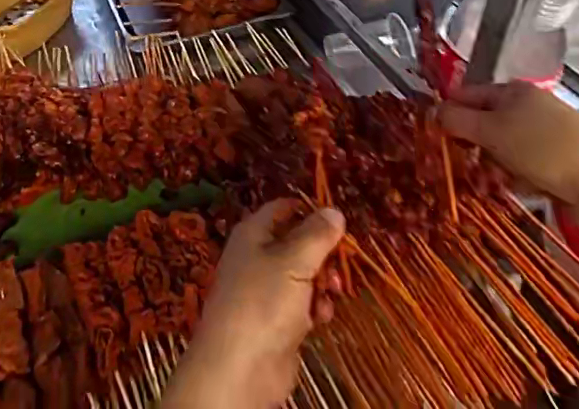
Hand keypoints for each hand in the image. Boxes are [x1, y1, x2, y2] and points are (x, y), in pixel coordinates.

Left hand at [163, 200, 344, 408]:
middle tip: (340, 262)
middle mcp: (258, 257)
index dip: (310, 210)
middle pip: (298, 242)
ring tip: (332, 292)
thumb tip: (334, 210)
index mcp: (254, 233)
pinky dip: (315, 307)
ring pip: (303, 274)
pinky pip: (302, 303)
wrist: (238, 371)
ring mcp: (266, 290)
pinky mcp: (276, 320)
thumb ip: (317, 234)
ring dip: (322, 282)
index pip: (284, 208)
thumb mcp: (294, 261)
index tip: (337, 219)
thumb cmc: (263, 302)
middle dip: (322, 252)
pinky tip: (322, 317)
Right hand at [438, 82, 578, 207]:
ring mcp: (545, 134)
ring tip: (500, 180)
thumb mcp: (493, 131)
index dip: (449, 112)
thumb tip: (433, 111)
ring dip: (497, 165)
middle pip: (486, 123)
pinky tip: (525, 188)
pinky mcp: (558, 161)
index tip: (433, 136)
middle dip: (475, 145)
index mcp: (512, 90)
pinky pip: (524, 166)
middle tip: (466, 164)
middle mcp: (528, 107)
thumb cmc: (544, 148)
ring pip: (504, 149)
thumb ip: (459, 120)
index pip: (468, 94)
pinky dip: (519, 177)